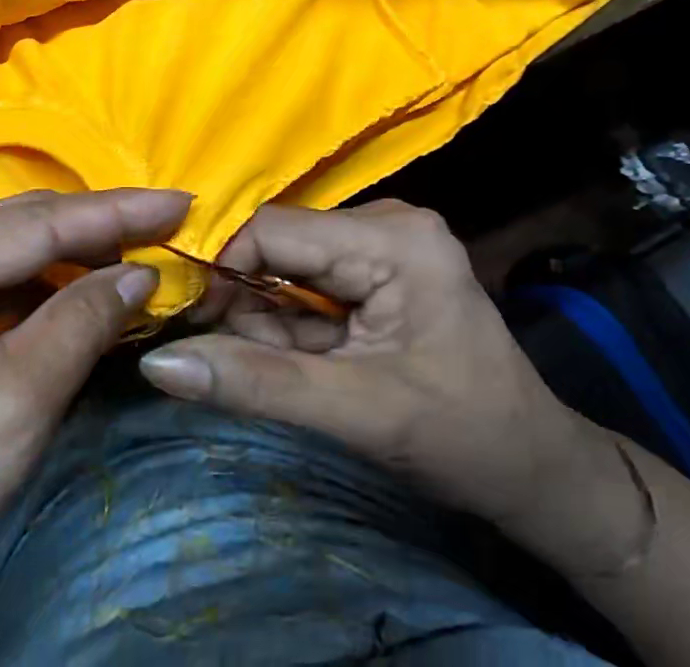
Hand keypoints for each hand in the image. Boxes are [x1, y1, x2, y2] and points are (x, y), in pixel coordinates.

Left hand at [0, 188, 189, 665]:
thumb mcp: (14, 401)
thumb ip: (84, 321)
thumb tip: (146, 270)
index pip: (27, 225)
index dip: (115, 213)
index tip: (183, 201)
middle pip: (18, 230)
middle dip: (99, 235)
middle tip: (173, 232)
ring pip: (13, 255)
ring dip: (79, 262)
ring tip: (145, 263)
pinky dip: (52, 290)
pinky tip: (94, 294)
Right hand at [137, 200, 596, 528]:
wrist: (532, 466)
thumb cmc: (463, 437)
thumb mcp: (357, 413)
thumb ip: (257, 384)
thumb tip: (158, 363)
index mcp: (394, 238)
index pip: (273, 231)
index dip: (222, 273)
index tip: (192, 329)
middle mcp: (386, 223)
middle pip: (277, 249)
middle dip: (252, 310)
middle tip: (256, 369)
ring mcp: (381, 244)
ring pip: (286, 271)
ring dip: (272, 326)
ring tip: (308, 375)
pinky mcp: (375, 271)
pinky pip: (306, 288)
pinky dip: (292, 329)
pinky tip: (317, 365)